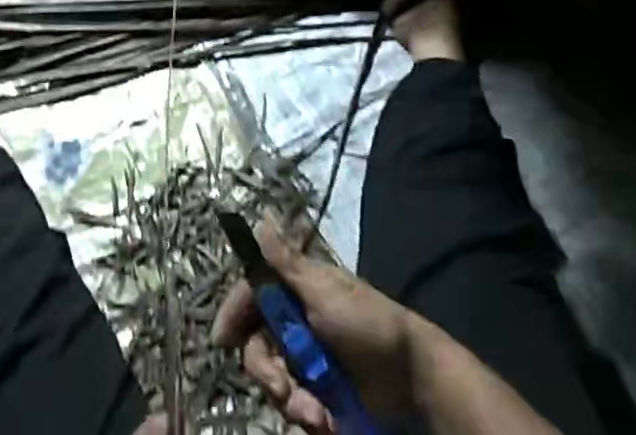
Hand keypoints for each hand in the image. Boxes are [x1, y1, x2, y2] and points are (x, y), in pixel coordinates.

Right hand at [211, 218, 418, 431]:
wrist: (413, 377)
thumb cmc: (369, 323)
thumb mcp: (325, 292)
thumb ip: (287, 264)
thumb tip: (260, 220)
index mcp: (295, 290)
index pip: (250, 295)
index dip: (233, 314)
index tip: (222, 340)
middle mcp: (295, 321)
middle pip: (256, 344)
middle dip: (265, 371)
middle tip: (283, 389)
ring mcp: (306, 358)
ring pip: (273, 378)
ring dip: (289, 400)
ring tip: (315, 413)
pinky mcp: (318, 389)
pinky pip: (295, 403)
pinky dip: (305, 414)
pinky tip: (325, 420)